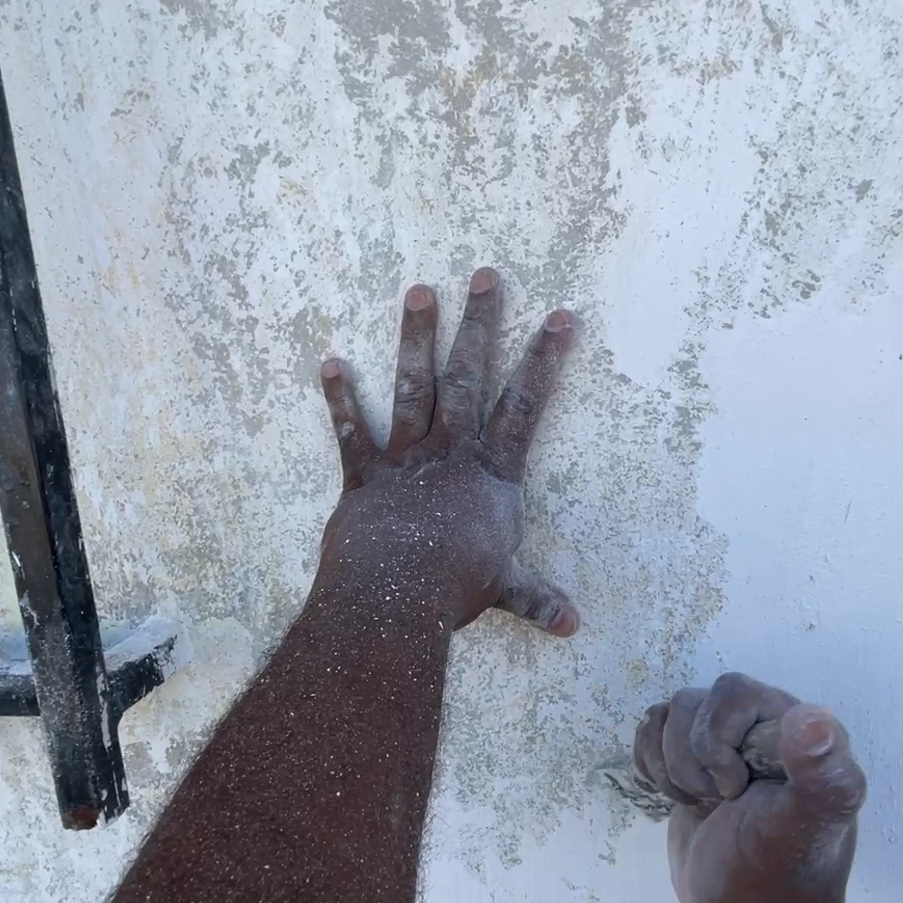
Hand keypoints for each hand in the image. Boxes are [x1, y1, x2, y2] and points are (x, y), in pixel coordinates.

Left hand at [313, 267, 579, 635]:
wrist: (394, 595)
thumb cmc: (453, 589)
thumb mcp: (502, 589)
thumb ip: (535, 598)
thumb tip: (572, 627)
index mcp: (491, 474)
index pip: (525, 406)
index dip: (545, 361)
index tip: (560, 316)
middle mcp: (451, 452)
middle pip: (469, 377)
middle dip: (480, 325)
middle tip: (485, 275)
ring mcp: (405, 457)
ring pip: (414, 386)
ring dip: (416, 339)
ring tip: (419, 290)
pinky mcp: (364, 473)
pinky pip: (350, 430)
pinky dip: (339, 398)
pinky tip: (330, 361)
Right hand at [634, 674, 866, 902]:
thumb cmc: (778, 879)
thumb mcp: (801, 829)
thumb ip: (819, 775)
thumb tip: (814, 716)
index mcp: (795, 729)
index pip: (733, 692)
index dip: (719, 738)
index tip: (736, 790)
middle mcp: (759, 724)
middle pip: (692, 702)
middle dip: (692, 758)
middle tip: (720, 801)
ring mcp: (722, 741)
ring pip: (668, 714)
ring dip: (673, 768)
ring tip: (705, 805)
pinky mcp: (688, 758)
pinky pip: (650, 729)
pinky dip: (653, 766)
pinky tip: (681, 798)